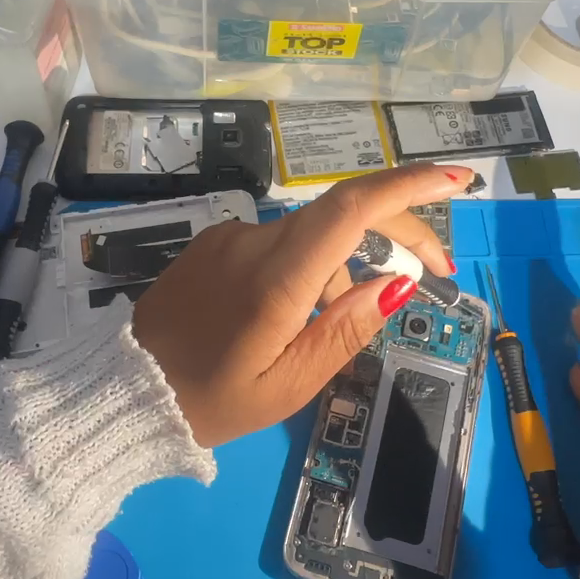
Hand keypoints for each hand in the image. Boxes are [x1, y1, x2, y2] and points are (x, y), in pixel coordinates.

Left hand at [132, 164, 469, 446]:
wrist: (124, 388)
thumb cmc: (210, 399)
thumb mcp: (286, 385)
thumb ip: (345, 330)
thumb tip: (398, 283)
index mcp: (275, 279)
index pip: (350, 208)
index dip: (407, 185)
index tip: (454, 178)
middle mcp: (253, 241)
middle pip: (342, 210)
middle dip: (398, 227)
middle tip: (434, 267)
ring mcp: (230, 236)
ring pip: (312, 233)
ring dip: (343, 264)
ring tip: (330, 325)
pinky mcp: (215, 242)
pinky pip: (279, 243)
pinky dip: (307, 266)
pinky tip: (294, 312)